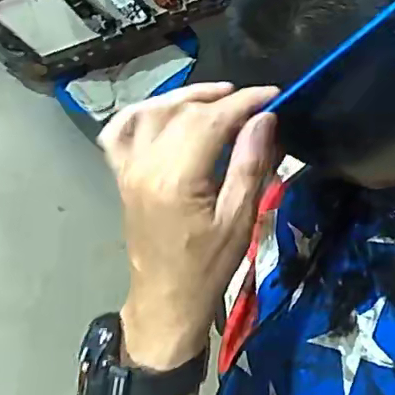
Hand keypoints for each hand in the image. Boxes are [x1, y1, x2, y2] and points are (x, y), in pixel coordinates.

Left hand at [98, 82, 279, 367]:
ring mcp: (128, 170)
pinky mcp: (122, 176)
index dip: (244, 102)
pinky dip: (143, 112)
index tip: (274, 95)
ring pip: (151, 113)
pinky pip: (121, 131)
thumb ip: (251, 165)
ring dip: (187, 97)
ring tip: (221, 95)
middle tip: (258, 101)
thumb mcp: (240, 219)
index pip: (210, 121)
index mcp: (176, 181)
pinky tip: (167, 109)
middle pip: (183, 113)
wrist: (166, 300)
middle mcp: (145, 167)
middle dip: (224, 99)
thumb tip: (265, 119)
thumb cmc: (208, 266)